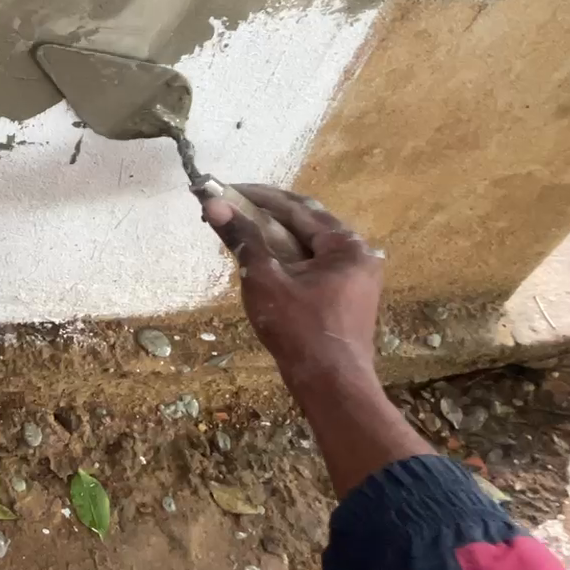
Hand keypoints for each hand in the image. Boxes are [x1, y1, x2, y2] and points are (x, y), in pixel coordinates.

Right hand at [200, 184, 384, 386]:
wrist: (329, 381)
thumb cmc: (299, 327)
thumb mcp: (264, 278)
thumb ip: (242, 238)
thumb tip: (213, 204)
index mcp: (347, 248)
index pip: (297, 208)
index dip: (257, 195)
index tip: (223, 188)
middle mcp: (356, 256)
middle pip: (303, 222)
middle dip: (262, 212)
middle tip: (225, 206)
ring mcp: (352, 277)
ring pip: (303, 242)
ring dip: (268, 233)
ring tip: (234, 228)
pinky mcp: (341, 293)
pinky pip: (306, 260)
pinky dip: (278, 253)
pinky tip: (254, 255)